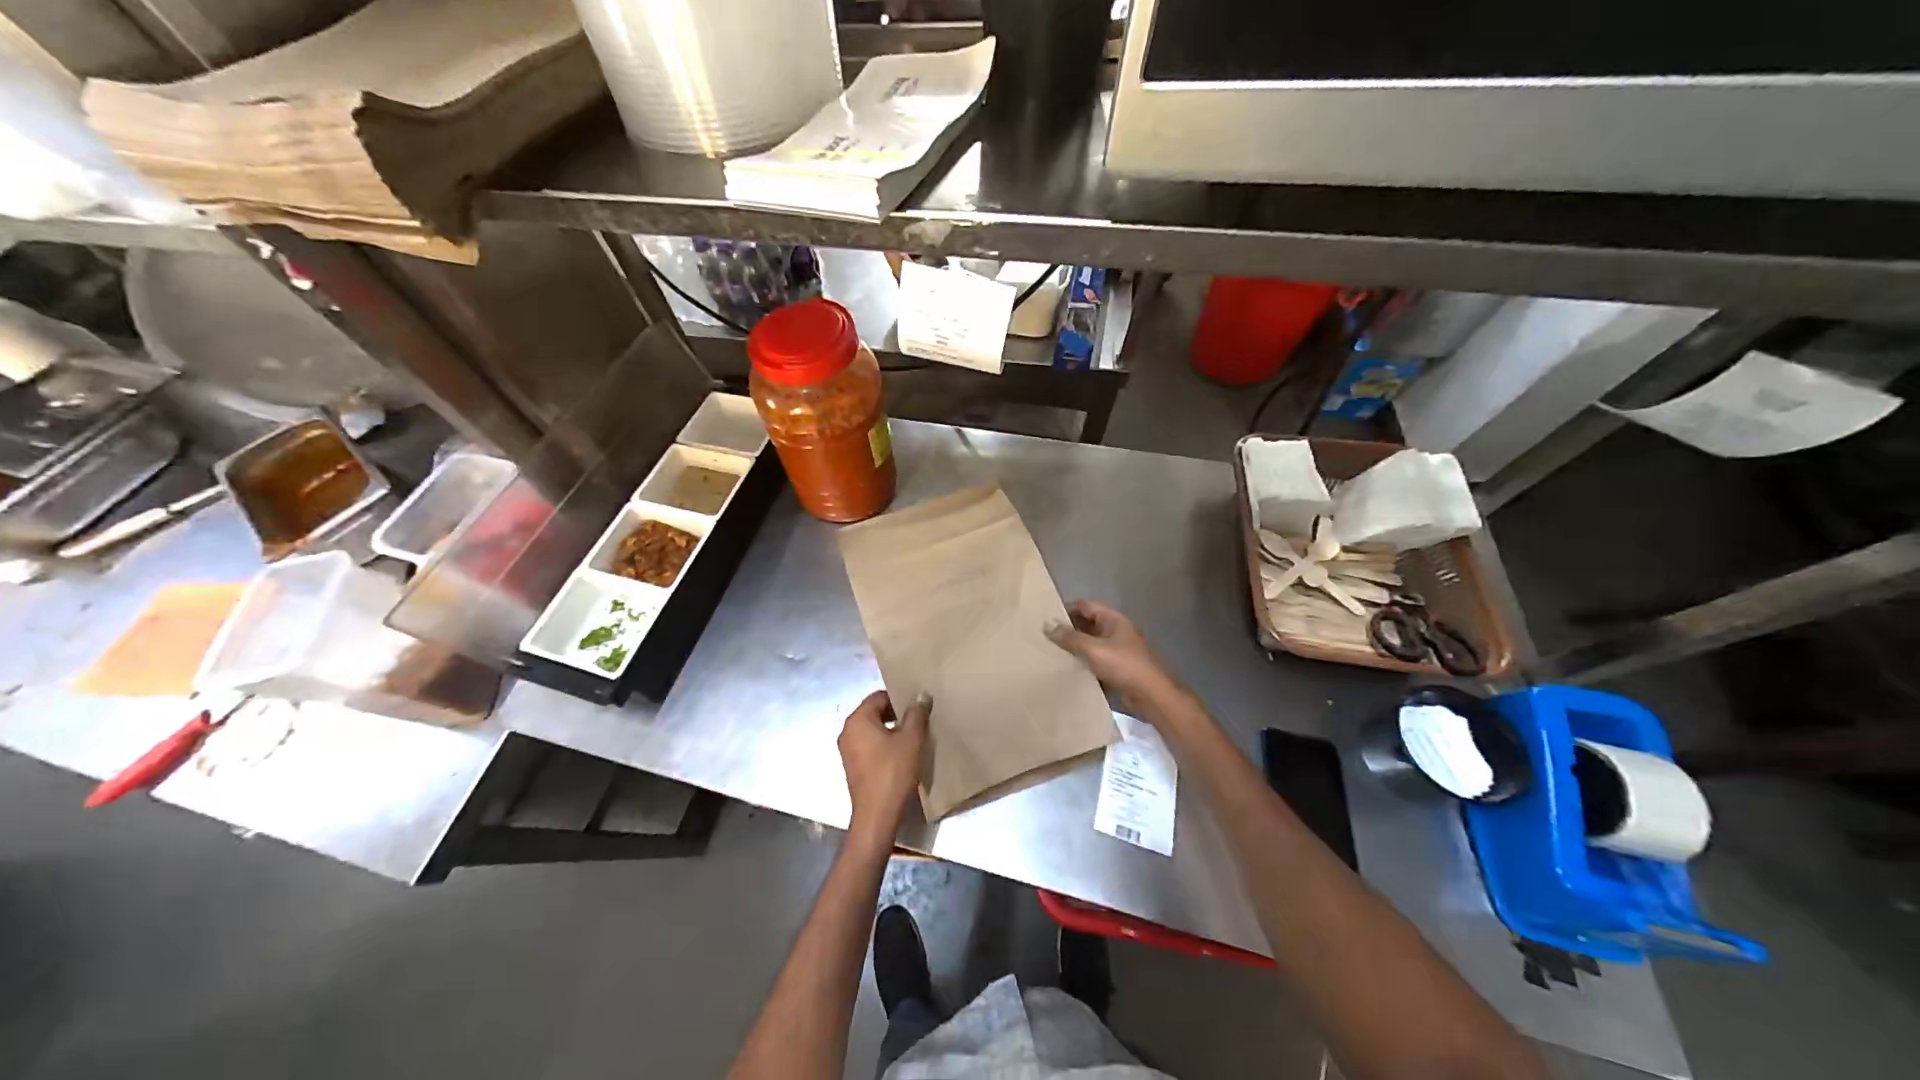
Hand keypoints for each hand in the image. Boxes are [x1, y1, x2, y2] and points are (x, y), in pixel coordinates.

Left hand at [837, 690, 929, 841]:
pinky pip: (869, 745)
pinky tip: (901, 753)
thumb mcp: (911, 739)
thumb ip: (916, 714)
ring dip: (891, 730)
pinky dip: (883, 744)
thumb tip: (921, 694)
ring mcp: (847, 750)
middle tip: (918, 719)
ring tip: (913, 736)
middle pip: (873, 712)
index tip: (918, 705)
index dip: (899, 697)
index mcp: (857, 720)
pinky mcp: (853, 766)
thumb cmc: (893, 771)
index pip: (878, 696)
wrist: (877, 814)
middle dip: (896, 713)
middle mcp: (847, 731)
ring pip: (872, 730)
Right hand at [1046, 599, 1174, 703]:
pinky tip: (1067, 668)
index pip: (1085, 605)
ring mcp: (1117, 649)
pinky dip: (1082, 661)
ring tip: (1051, 651)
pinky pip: (1095, 659)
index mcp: (1113, 620)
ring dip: (1074, 646)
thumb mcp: (1093, 649)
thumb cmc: (1123, 665)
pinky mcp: (1116, 667)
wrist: (1150, 695)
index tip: (1046, 617)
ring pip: (1090, 642)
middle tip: (1044, 636)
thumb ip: (1070, 637)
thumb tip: (1047, 626)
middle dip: (1068, 628)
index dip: (1066, 608)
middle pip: (1087, 623)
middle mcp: (1115, 631)